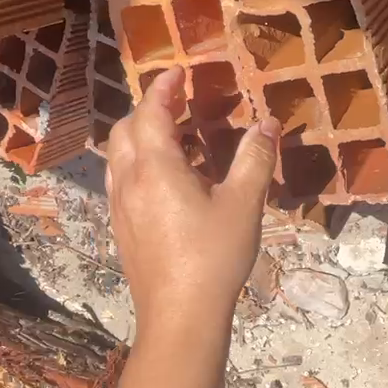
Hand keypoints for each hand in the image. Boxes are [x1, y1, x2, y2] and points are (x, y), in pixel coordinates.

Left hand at [104, 67, 278, 343]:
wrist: (179, 316)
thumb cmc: (213, 256)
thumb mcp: (243, 204)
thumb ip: (255, 159)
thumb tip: (268, 124)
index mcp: (156, 168)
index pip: (151, 113)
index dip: (164, 88)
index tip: (180, 71)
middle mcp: (129, 181)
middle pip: (126, 129)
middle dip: (149, 107)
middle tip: (180, 100)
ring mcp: (121, 206)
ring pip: (119, 155)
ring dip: (141, 133)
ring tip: (176, 134)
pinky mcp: (122, 227)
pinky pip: (122, 178)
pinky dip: (139, 160)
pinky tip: (169, 177)